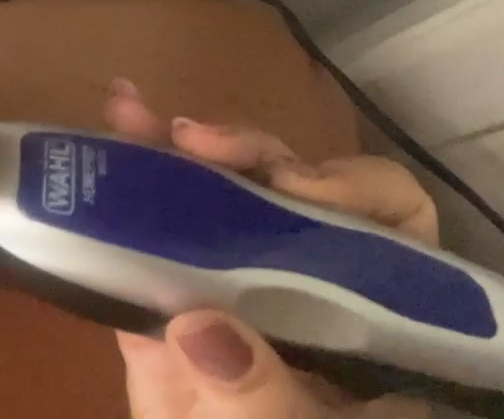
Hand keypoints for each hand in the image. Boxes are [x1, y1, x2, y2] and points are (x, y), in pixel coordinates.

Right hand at [103, 80, 435, 417]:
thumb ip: (265, 405)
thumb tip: (199, 325)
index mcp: (372, 328)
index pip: (391, 229)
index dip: (350, 189)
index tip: (290, 184)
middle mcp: (304, 290)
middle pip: (292, 192)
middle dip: (247, 151)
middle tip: (193, 140)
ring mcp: (227, 286)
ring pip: (214, 195)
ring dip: (173, 143)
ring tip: (130, 114)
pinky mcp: (159, 295)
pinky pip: (142, 223)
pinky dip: (123, 167)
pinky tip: (111, 121)